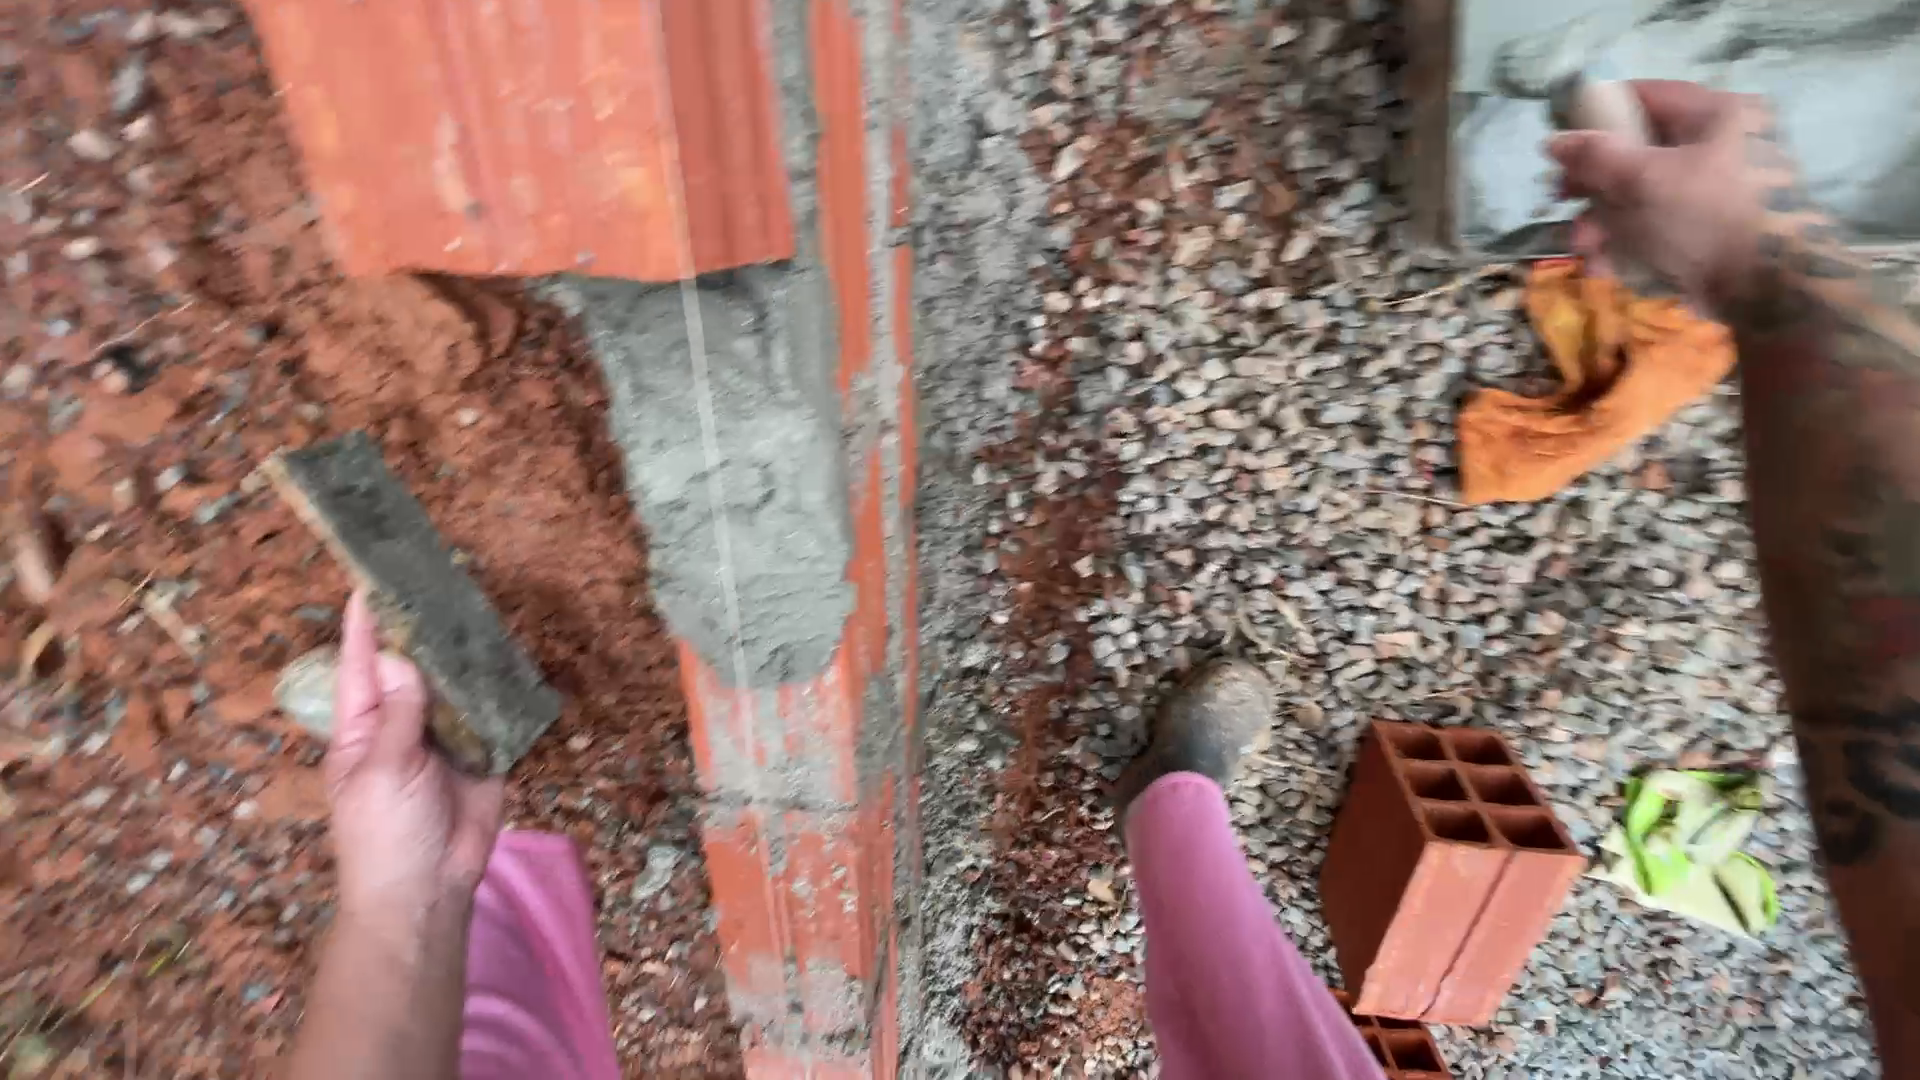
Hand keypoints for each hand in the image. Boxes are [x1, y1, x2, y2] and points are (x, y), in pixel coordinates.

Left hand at [326, 590, 503, 916]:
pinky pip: (494, 714)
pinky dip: (503, 691)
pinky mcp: (486, 751)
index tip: (368, 586)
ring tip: (483, 616)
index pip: (359, 669)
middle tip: (441, 589)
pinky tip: (515, 662)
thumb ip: (397, 714)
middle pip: (415, 670)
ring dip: (468, 659)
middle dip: (424, 634)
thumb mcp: (383, 772)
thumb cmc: (385, 834)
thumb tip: (396, 655)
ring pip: (458, 688)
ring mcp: (446, 738)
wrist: (431, 888)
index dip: (362, 629)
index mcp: (363, 730)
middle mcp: (404, 725)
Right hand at [1549, 80, 1793, 316]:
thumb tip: (1554, 140)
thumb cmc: (1703, 218)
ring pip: (1632, 190)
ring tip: (1586, 249)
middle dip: (1592, 183)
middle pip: (1633, 149)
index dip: (1598, 112)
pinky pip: (1646, 219)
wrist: (1757, 284)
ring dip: (1598, 221)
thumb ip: (1595, 157)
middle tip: (1562, 200)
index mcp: (1716, 114)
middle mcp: (1716, 141)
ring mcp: (1709, 182)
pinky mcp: (1699, 219)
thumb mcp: (1642, 181)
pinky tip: (1606, 264)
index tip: (1561, 140)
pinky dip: (1619, 240)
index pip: (1647, 96)